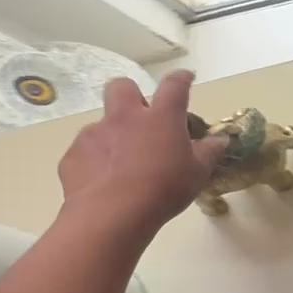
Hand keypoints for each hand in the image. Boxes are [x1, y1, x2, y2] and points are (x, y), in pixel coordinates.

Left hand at [56, 70, 225, 234]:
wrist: (111, 215)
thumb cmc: (164, 188)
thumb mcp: (198, 172)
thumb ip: (209, 152)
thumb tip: (219, 140)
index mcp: (161, 117)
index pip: (174, 85)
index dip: (181, 78)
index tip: (186, 77)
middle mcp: (125, 118)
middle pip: (122, 87)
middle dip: (131, 94)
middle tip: (141, 116)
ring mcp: (94, 134)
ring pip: (102, 122)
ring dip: (114, 133)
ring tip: (124, 161)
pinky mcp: (72, 155)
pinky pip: (86, 150)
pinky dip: (96, 159)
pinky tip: (105, 179)